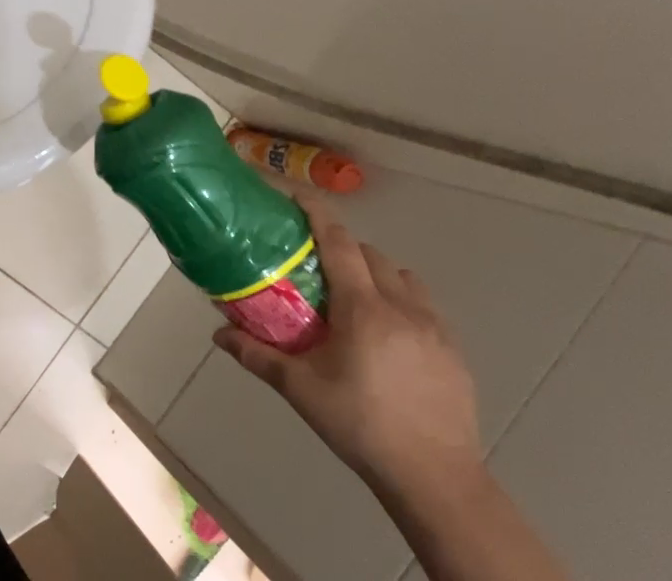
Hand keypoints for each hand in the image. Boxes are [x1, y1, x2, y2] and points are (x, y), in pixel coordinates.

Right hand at [213, 204, 482, 495]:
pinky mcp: (454, 350)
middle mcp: (403, 307)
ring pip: (404, 277)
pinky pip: (425, 305)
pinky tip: (385, 331)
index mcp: (364, 309)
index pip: (340, 244)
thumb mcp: (299, 388)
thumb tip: (218, 334)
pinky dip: (401, 299)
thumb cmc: (359, 424)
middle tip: (314, 263)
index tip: (297, 197)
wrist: (434, 474)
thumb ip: (257, 355)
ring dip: (376, 272)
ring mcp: (435, 328)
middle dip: (343, 247)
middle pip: (372, 255)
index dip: (318, 215)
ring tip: (351, 295)